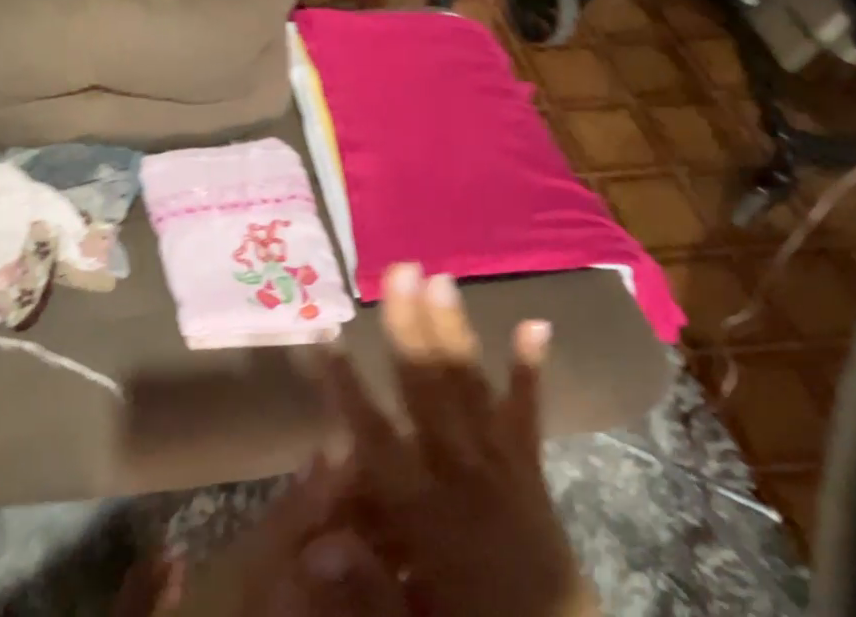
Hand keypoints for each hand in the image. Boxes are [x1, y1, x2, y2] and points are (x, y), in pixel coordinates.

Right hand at [314, 264, 595, 616]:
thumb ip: (364, 586)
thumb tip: (318, 537)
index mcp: (428, 513)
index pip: (377, 438)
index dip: (346, 386)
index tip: (322, 336)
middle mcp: (466, 477)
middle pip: (430, 393)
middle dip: (409, 329)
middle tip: (398, 271)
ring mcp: (505, 471)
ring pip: (472, 391)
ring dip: (455, 332)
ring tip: (442, 278)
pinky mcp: (532, 475)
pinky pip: (529, 418)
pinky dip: (530, 372)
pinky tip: (536, 325)